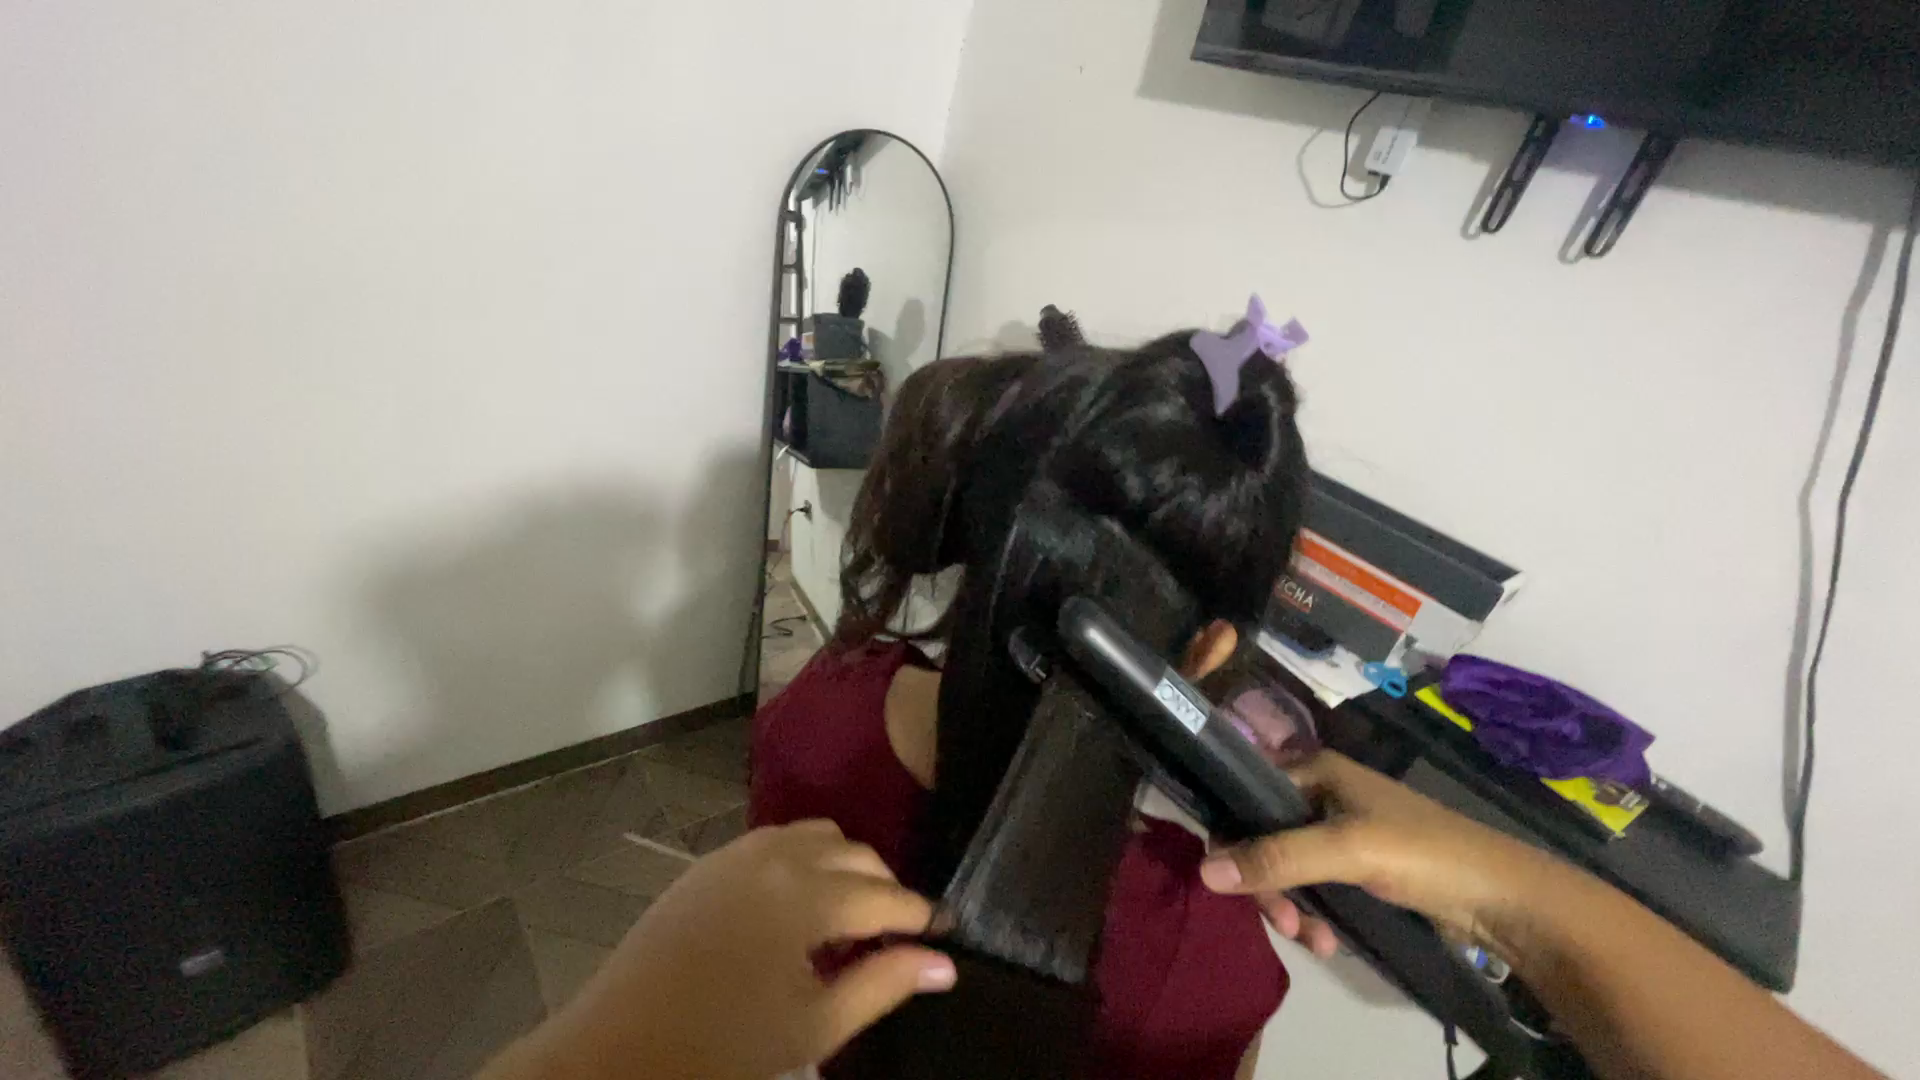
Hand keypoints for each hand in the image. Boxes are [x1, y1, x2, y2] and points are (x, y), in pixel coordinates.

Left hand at [485, 820, 954, 1079]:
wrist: (610, 1051)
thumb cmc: (718, 1049)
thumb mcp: (811, 1028)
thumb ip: (882, 985)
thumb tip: (944, 965)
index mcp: (807, 898)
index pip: (885, 897)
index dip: (921, 914)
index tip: (946, 930)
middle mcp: (780, 857)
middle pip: (857, 855)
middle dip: (885, 888)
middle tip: (897, 933)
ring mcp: (742, 851)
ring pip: (819, 836)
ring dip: (845, 866)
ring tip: (848, 916)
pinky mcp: (713, 860)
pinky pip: (779, 839)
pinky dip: (805, 859)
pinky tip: (798, 904)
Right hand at [1200, 751, 1553, 947]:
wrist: (1509, 899)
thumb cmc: (1423, 853)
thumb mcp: (1345, 850)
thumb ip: (1276, 859)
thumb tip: (1203, 872)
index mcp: (1315, 771)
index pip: (1247, 798)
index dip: (1232, 839)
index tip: (1233, 885)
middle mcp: (1322, 794)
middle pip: (1264, 837)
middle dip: (1267, 884)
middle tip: (1282, 923)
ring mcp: (1342, 831)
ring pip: (1289, 866)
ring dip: (1292, 905)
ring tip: (1311, 940)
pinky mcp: (1360, 866)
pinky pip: (1315, 885)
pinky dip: (1314, 912)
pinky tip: (1326, 941)